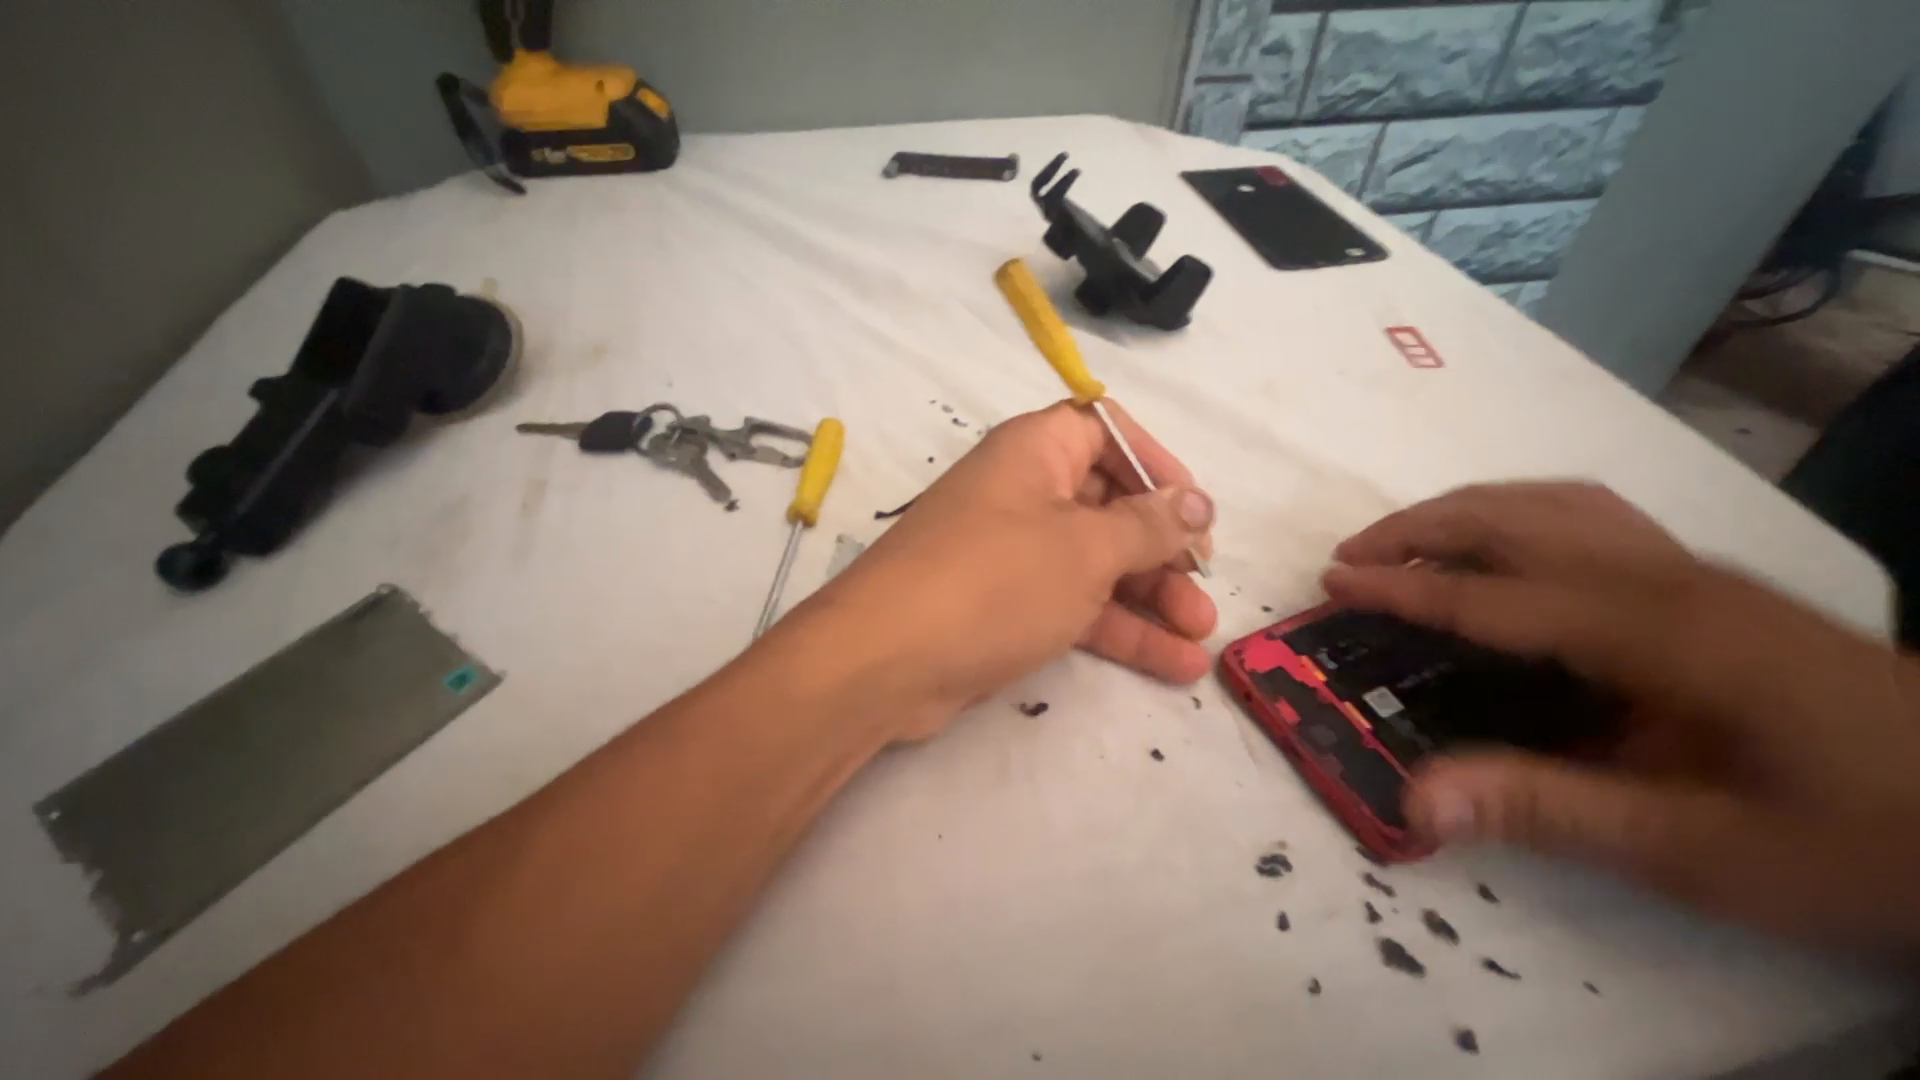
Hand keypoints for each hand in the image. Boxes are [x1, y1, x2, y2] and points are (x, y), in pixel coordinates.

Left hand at [778, 400, 1216, 740]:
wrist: (886, 661)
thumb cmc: (994, 582)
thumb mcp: (1085, 548)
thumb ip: (1148, 526)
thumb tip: (1197, 503)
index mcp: (1034, 451)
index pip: (1105, 433)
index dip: (1156, 466)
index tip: (1195, 513)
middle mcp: (1021, 493)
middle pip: (1107, 506)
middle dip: (1162, 549)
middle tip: (1204, 591)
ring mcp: (1010, 554)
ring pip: (1094, 564)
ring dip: (1149, 599)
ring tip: (1201, 637)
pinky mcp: (1002, 607)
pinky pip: (1071, 605)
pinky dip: (1117, 631)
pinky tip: (1172, 665)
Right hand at [1324, 482, 1919, 946]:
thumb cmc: (1860, 841)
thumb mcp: (1700, 852)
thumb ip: (1548, 812)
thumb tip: (1414, 797)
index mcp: (1655, 634)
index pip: (1492, 594)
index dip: (1402, 587)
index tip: (1329, 582)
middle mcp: (1667, 579)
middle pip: (1515, 519)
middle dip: (1418, 528)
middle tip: (1350, 558)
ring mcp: (1694, 571)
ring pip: (1554, 502)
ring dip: (1467, 510)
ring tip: (1409, 542)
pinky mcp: (1710, 583)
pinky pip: (1591, 515)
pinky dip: (1521, 512)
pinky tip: (1507, 547)